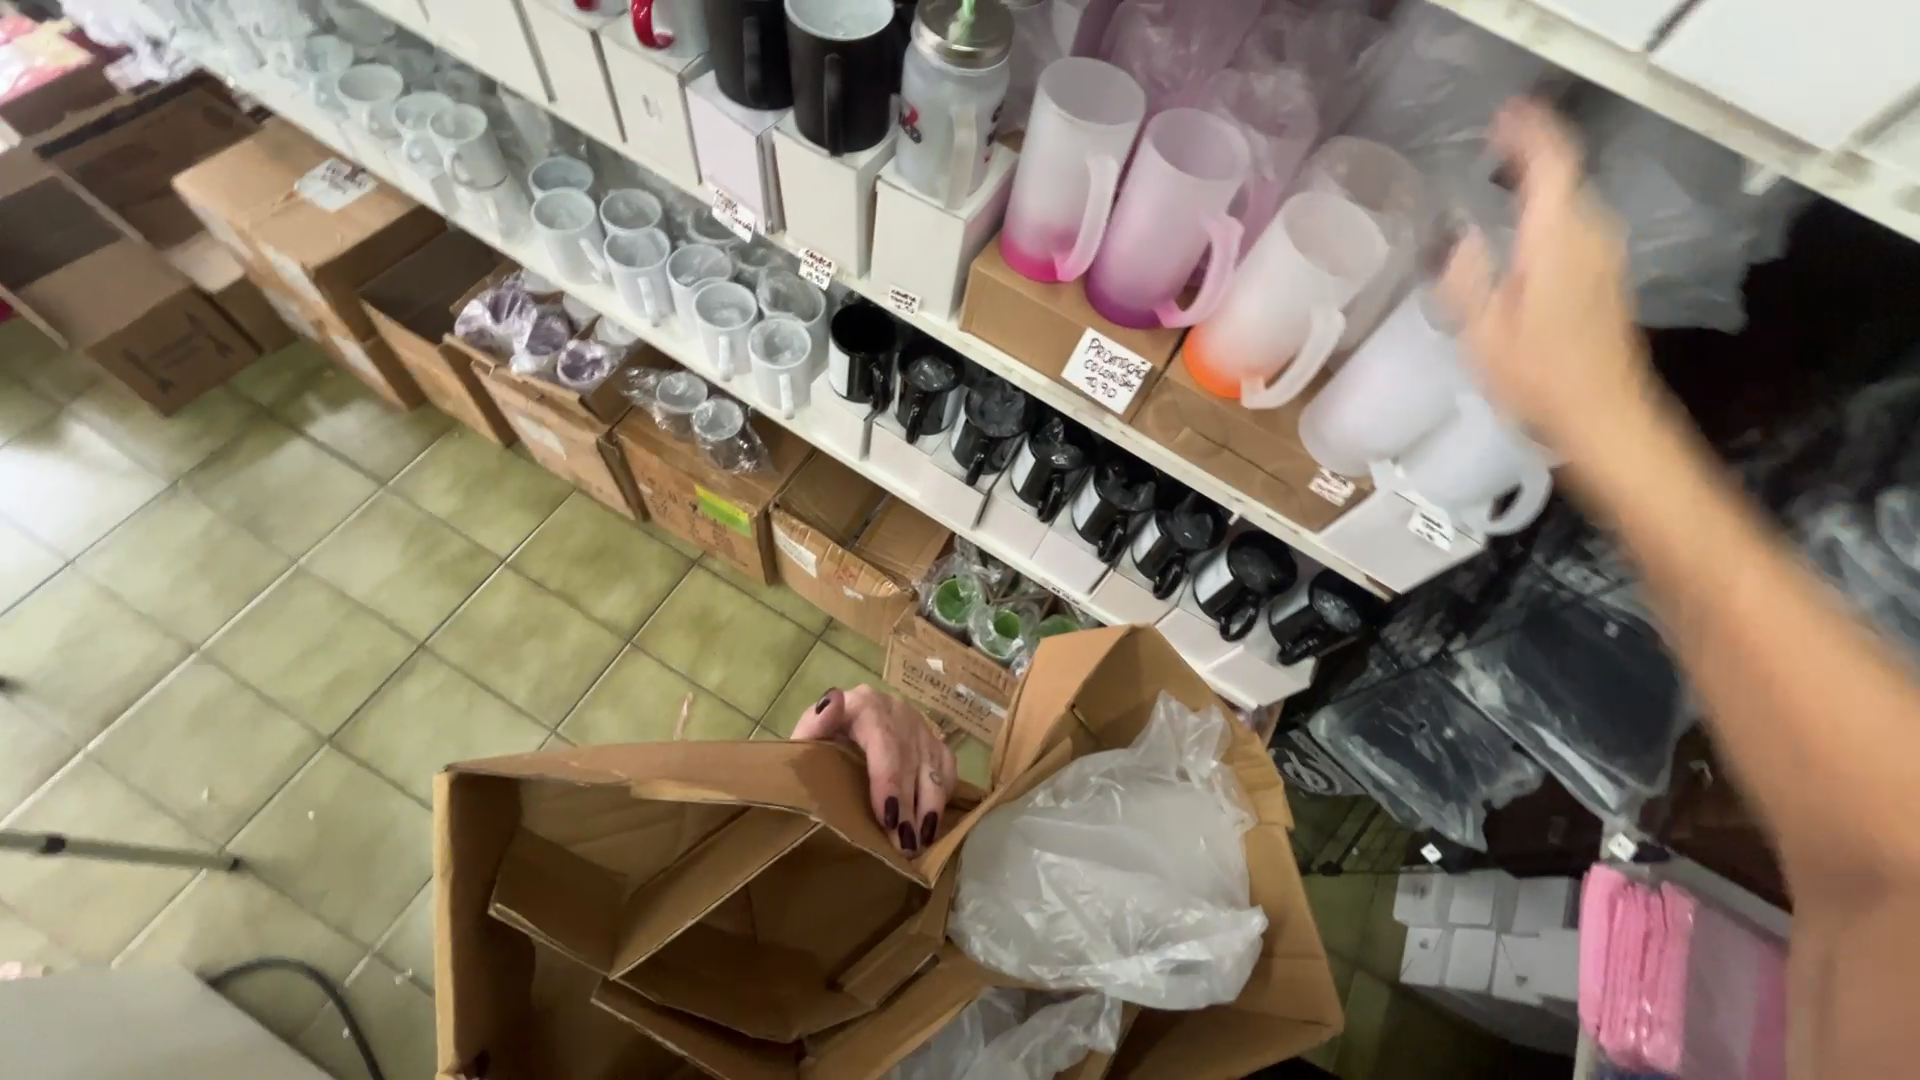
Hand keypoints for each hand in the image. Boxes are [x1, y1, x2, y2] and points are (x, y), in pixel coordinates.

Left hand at [791, 686, 957, 855]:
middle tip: (904, 846)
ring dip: (929, 806)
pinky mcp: (932, 739)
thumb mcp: (806, 738)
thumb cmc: (817, 745)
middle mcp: (896, 710)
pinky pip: (946, 767)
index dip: (888, 780)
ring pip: (932, 765)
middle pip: (909, 758)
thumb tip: (832, 701)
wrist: (834, 734)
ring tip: (921, 842)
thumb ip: (812, 725)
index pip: (883, 740)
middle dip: (908, 805)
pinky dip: (942, 796)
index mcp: (864, 704)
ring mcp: (918, 724)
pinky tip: (932, 824)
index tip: (888, 817)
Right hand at [1438, 99, 1659, 456]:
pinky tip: (1518, 236)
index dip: (1528, 136)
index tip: (1500, 119)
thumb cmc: (1536, 378)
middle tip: (1484, 155)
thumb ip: (1467, 279)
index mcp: (1556, 242)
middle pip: (1562, 180)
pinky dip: (1546, 217)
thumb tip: (1460, 239)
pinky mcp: (1605, 276)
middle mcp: (1589, 237)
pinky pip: (1572, 228)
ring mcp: (1603, 255)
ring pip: (1567, 204)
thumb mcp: (1481, 333)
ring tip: (1495, 186)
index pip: (1551, 166)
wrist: (1602, 414)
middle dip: (1527, 160)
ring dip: (1535, 190)